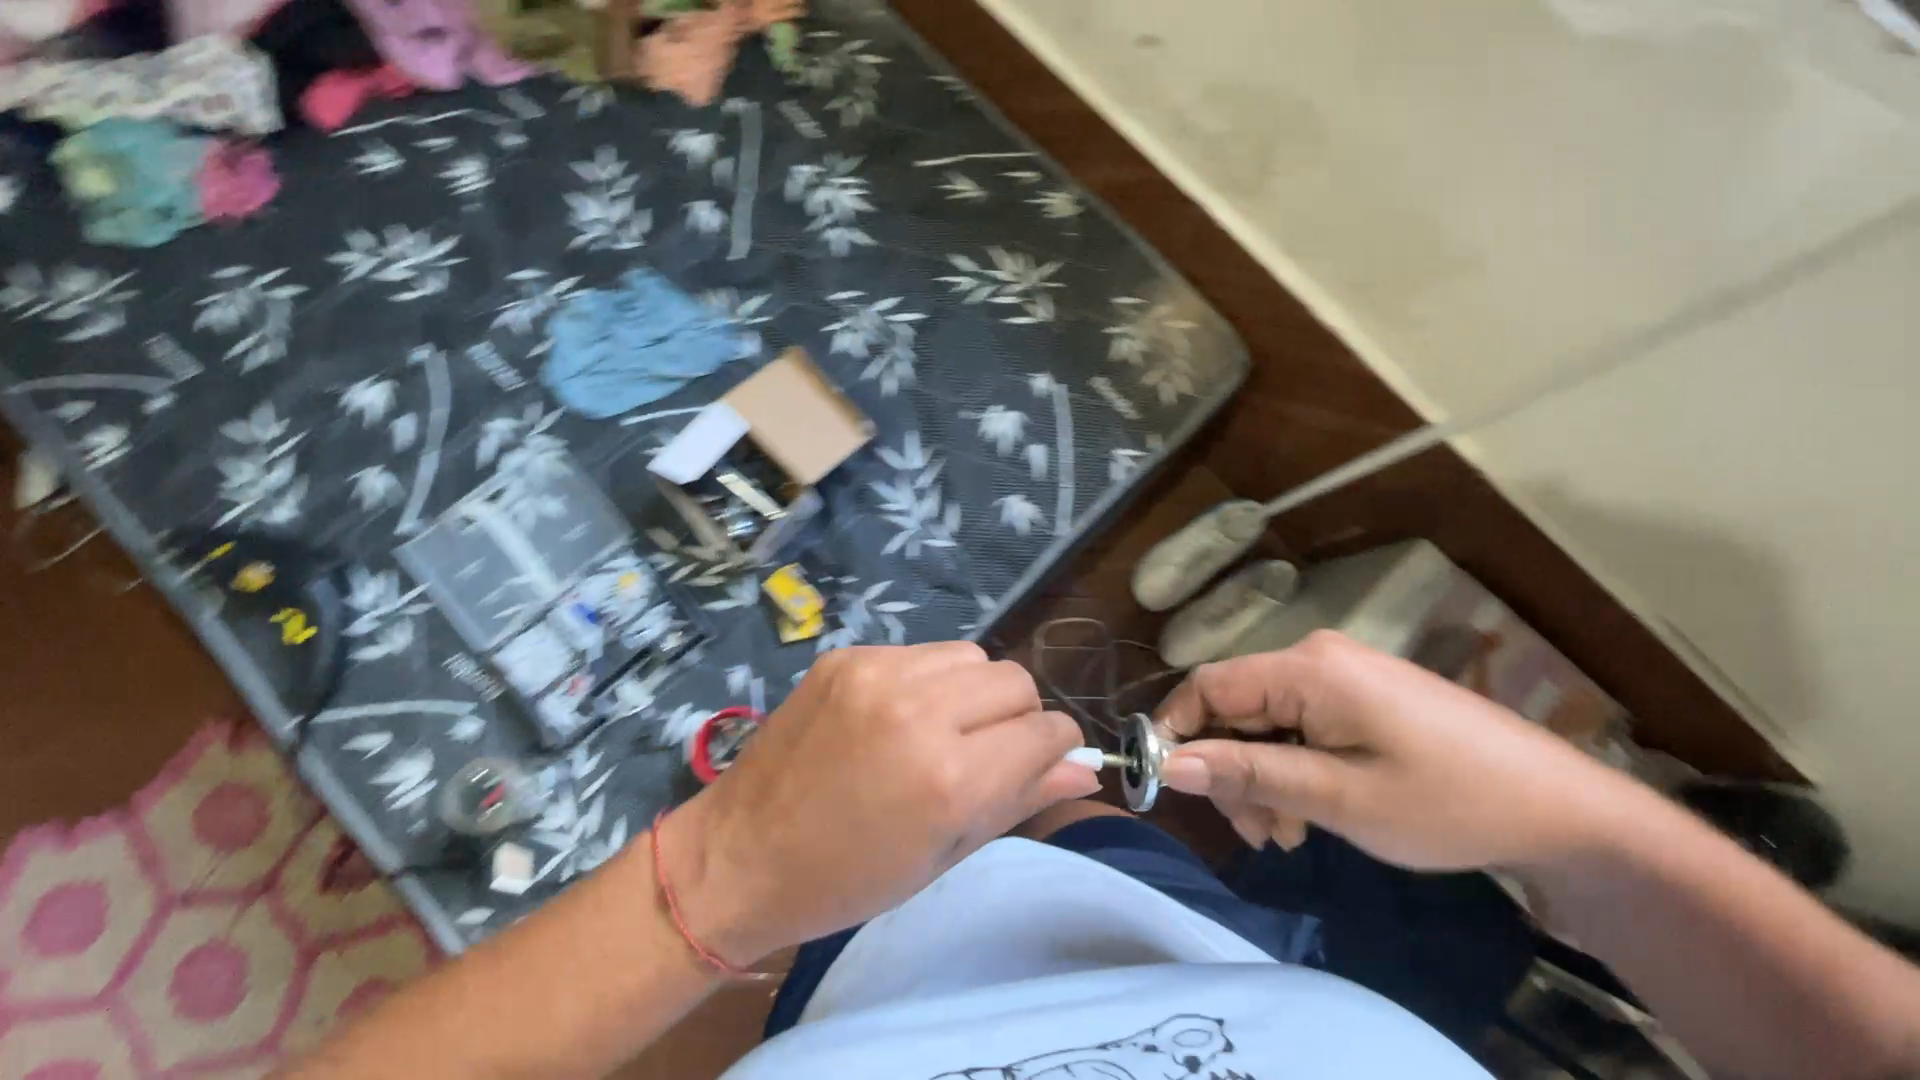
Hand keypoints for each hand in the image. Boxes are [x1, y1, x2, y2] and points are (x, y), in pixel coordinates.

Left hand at [664, 642, 1097, 964]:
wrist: (739, 856)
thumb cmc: (848, 879)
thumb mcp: (943, 853)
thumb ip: (1019, 800)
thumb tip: (1085, 771)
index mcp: (950, 779)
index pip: (1046, 731)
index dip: (1056, 748)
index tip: (1041, 763)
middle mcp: (919, 711)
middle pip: (1015, 681)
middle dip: (1018, 718)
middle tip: (985, 754)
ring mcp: (877, 675)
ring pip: (972, 657)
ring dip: (974, 692)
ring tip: (942, 731)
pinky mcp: (846, 657)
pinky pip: (921, 653)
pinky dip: (929, 681)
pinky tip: (899, 717)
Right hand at [1155, 631, 1644, 873]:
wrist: (1562, 809)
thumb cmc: (1447, 802)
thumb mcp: (1338, 797)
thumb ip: (1249, 773)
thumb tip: (1167, 763)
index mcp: (1309, 669)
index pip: (1207, 684)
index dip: (1175, 732)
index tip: (1169, 788)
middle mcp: (1318, 657)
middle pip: (1236, 705)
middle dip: (1228, 767)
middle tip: (1255, 833)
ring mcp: (1343, 674)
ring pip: (1264, 720)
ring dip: (1259, 775)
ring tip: (1287, 834)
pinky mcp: (1362, 695)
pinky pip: (1299, 723)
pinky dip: (1291, 766)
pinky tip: (1309, 813)